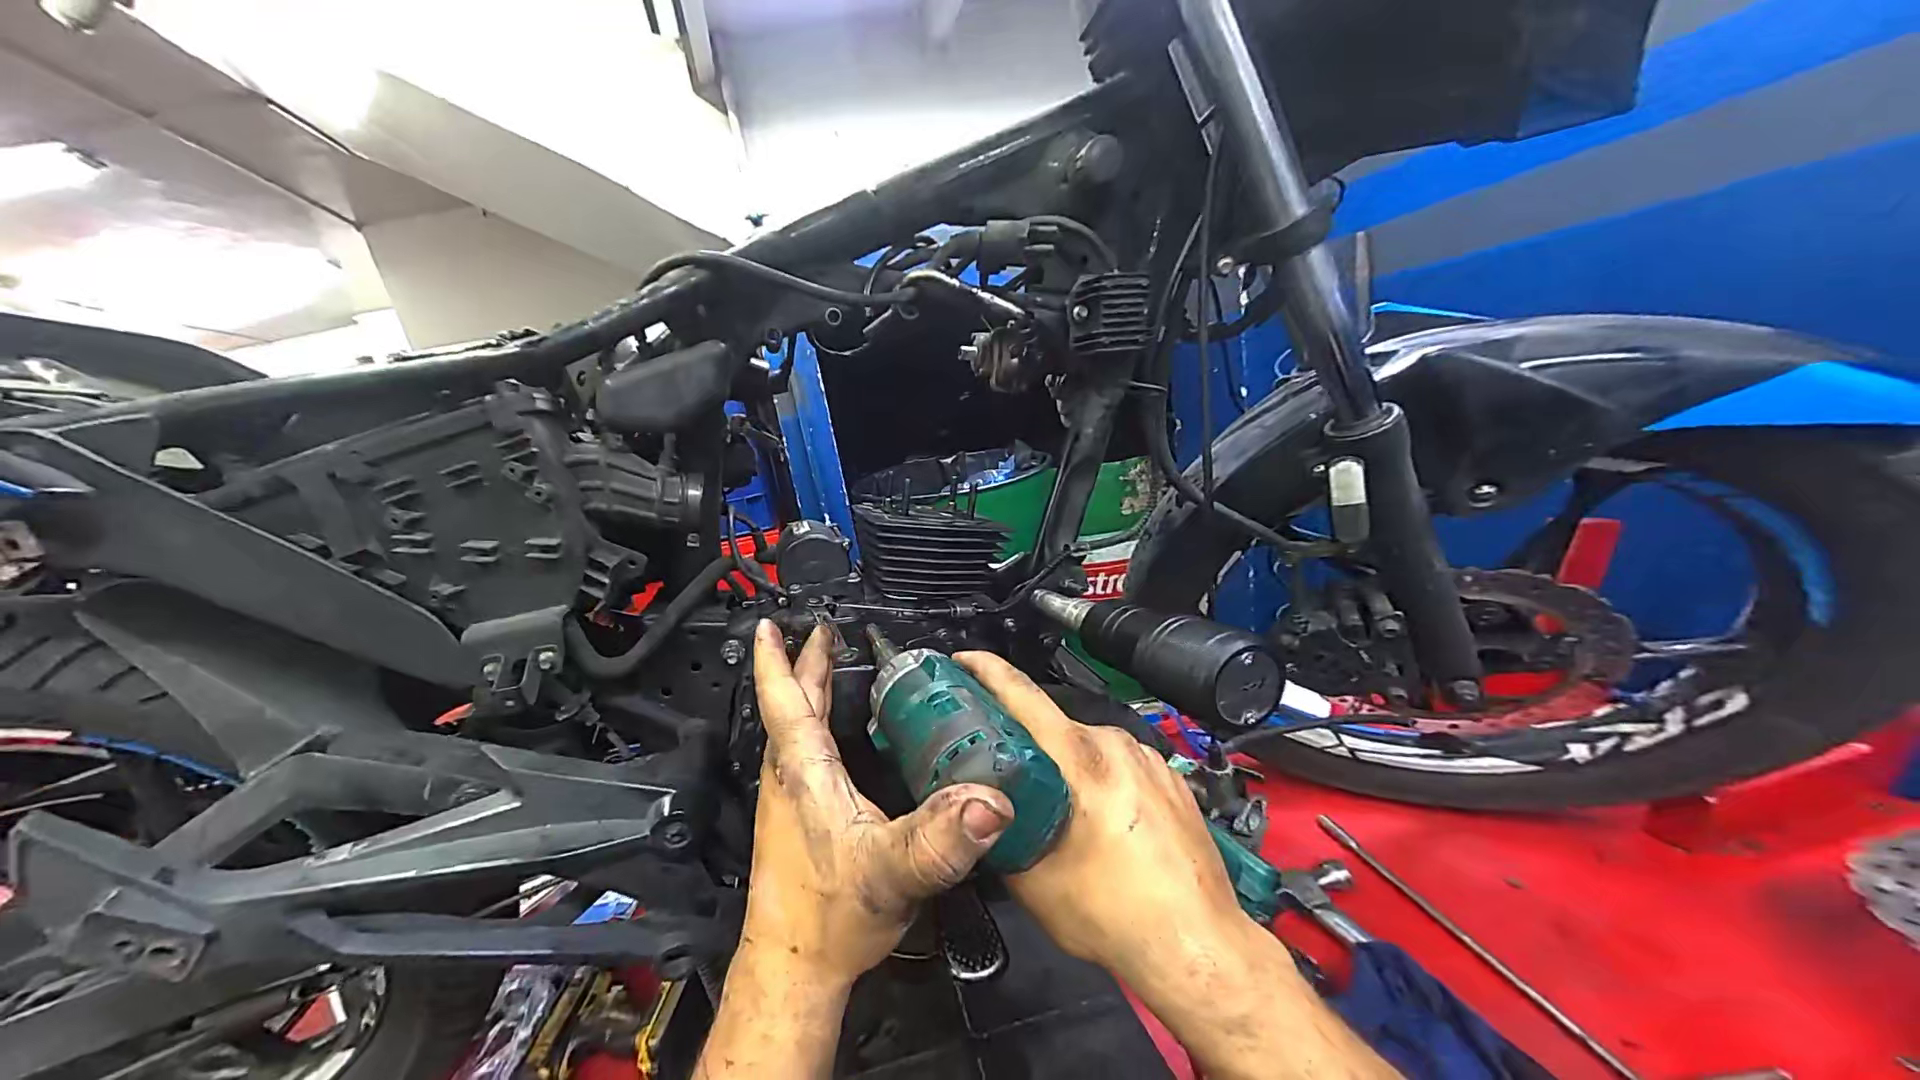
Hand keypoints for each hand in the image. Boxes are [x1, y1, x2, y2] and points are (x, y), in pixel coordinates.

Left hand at [741, 620, 1015, 987]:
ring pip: (799, 728)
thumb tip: (989, 802)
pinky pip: (809, 754)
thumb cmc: (828, 921)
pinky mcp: (802, 819)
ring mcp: (793, 798)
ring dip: (812, 692)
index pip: (785, 699)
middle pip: (796, 705)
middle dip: (807, 663)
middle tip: (824, 630)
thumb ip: (941, 838)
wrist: (797, 969)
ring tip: (832, 667)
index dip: (779, 658)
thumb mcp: (892, 872)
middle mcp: (792, 778)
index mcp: (804, 772)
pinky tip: (847, 737)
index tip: (775, 623)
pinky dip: (823, 726)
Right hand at [953, 651, 1397, 1079]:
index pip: (1022, 695)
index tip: (964, 661)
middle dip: (1026, 741)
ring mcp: (1147, 759)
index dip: (986, 670)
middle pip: (1054, 723)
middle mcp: (1116, 746)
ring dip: (1066, 764)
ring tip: (1058, 809)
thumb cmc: (1121, 917)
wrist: (1198, 946)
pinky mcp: (1168, 777)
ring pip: (1087, 744)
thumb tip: (982, 812)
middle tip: (1005, 771)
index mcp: (1080, 761)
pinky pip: (1119, 761)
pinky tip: (1099, 821)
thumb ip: (1001, 833)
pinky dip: (1100, 778)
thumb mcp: (1033, 881)